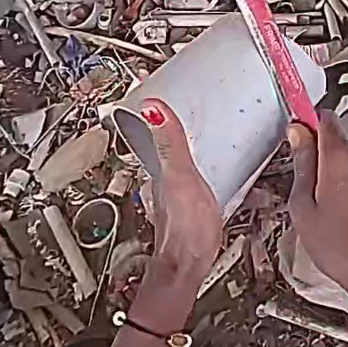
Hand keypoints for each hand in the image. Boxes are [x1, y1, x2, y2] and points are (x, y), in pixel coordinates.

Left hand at [137, 99, 223, 296]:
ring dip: (173, 134)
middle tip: (166, 92)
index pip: (148, 124)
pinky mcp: (186, 199)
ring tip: (182, 117)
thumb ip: (171, 144)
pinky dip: (188, 155)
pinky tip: (200, 157)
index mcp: (159, 165)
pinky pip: (184, 167)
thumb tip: (152, 108)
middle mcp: (161, 174)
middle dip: (161, 115)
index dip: (147, 101)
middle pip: (158, 136)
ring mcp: (172, 187)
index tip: (146, 79)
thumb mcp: (183, 178)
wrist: (190, 268)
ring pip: (169, 152)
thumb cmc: (186, 230)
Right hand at [287, 113, 347, 312]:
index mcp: (340, 157)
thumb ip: (300, 164)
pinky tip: (342, 215)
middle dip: (317, 156)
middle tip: (305, 187)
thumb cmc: (345, 249)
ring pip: (347, 159)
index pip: (322, 118)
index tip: (294, 129)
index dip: (305, 122)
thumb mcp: (304, 207)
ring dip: (333, 174)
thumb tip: (297, 136)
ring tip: (325, 208)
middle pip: (334, 140)